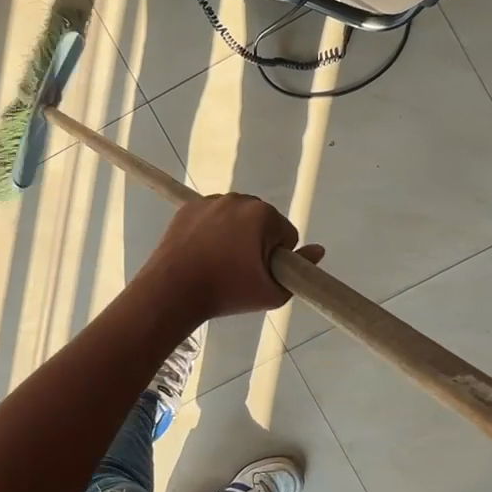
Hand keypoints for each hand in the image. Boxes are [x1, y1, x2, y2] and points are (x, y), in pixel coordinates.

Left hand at [136, 194, 324, 320]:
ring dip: (234, 234)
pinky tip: (202, 252)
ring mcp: (209, 201)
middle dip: (256, 242)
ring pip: (235, 218)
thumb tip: (318, 250)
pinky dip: (211, 230)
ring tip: (218, 262)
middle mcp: (238, 199)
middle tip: (238, 269)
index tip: (258, 273)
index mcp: (263, 214)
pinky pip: (211, 217)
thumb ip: (301, 271)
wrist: (173, 289)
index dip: (277, 258)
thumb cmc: (227, 292)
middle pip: (261, 222)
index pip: (286, 235)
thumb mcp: (274, 292)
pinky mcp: (187, 208)